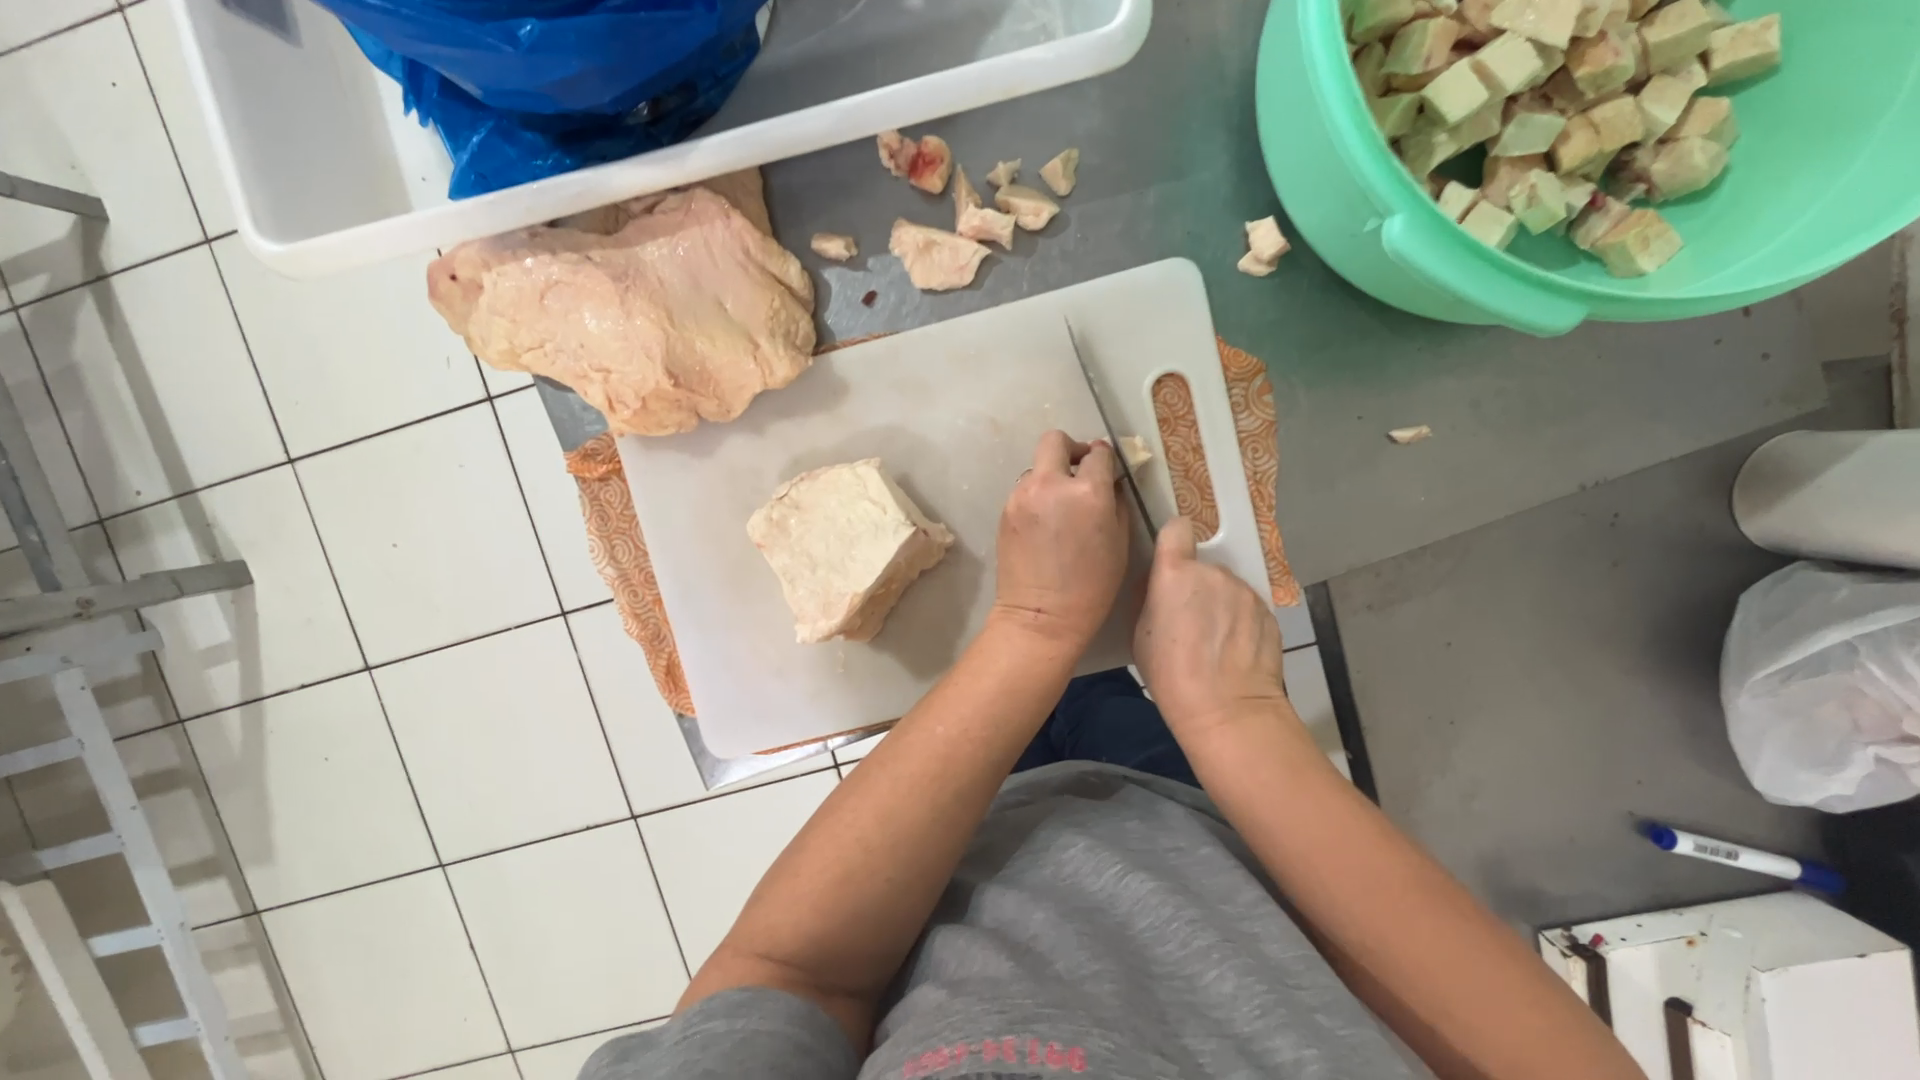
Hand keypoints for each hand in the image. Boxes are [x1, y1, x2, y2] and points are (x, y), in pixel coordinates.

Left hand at [989, 431, 1128, 651]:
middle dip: (1071, 449)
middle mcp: (1051, 484)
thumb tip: (1109, 481)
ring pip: (1037, 467)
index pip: (1097, 453)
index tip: (1106, 469)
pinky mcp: (1005, 511)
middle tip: (1080, 471)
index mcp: (1087, 492)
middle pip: (1055, 440)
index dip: (1104, 458)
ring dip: (1051, 477)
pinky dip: (1037, 497)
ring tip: (1060, 508)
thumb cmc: (1092, 587)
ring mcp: (1022, 496)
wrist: (1041, 616)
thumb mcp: (1120, 542)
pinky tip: (1045, 525)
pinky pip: (1024, 490)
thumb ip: (1115, 502)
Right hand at [1133, 517, 1290, 734]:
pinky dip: (1241, 622)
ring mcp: (1245, 591)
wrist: (1227, 708)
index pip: (1176, 529)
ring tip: (1216, 641)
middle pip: (1202, 566)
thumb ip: (1151, 598)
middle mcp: (1213, 572)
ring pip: (1227, 587)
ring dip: (1220, 604)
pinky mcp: (1269, 611)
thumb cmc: (1171, 674)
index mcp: (1175, 573)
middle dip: (1195, 586)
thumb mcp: (1140, 633)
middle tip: (1189, 621)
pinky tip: (1236, 650)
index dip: (1173, 541)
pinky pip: (1247, 608)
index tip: (1171, 559)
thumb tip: (1159, 587)